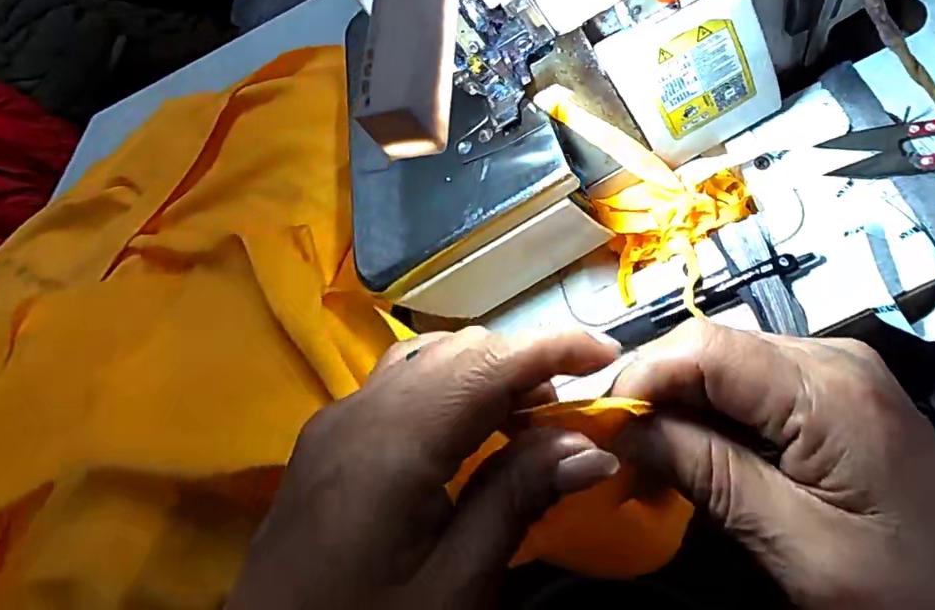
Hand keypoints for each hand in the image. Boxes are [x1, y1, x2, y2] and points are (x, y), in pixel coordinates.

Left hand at [228, 327, 624, 609]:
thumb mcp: (453, 589)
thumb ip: (515, 499)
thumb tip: (590, 446)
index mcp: (396, 438)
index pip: (488, 365)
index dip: (552, 347)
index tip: (607, 350)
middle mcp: (363, 405)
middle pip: (458, 351)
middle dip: (521, 361)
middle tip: (570, 408)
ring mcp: (339, 413)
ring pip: (426, 356)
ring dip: (483, 371)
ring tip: (525, 414)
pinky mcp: (327, 431)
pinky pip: (397, 380)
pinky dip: (445, 384)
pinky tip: (464, 426)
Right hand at [612, 320, 934, 609]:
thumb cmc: (912, 594)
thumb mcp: (803, 551)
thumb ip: (710, 476)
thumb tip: (624, 428)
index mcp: (828, 388)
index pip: (707, 348)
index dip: (644, 374)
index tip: (603, 421)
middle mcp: (826, 353)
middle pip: (710, 347)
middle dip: (655, 389)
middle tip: (618, 442)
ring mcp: (830, 362)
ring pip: (721, 359)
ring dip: (677, 400)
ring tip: (647, 450)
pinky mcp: (828, 381)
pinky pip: (746, 378)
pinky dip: (709, 408)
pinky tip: (695, 446)